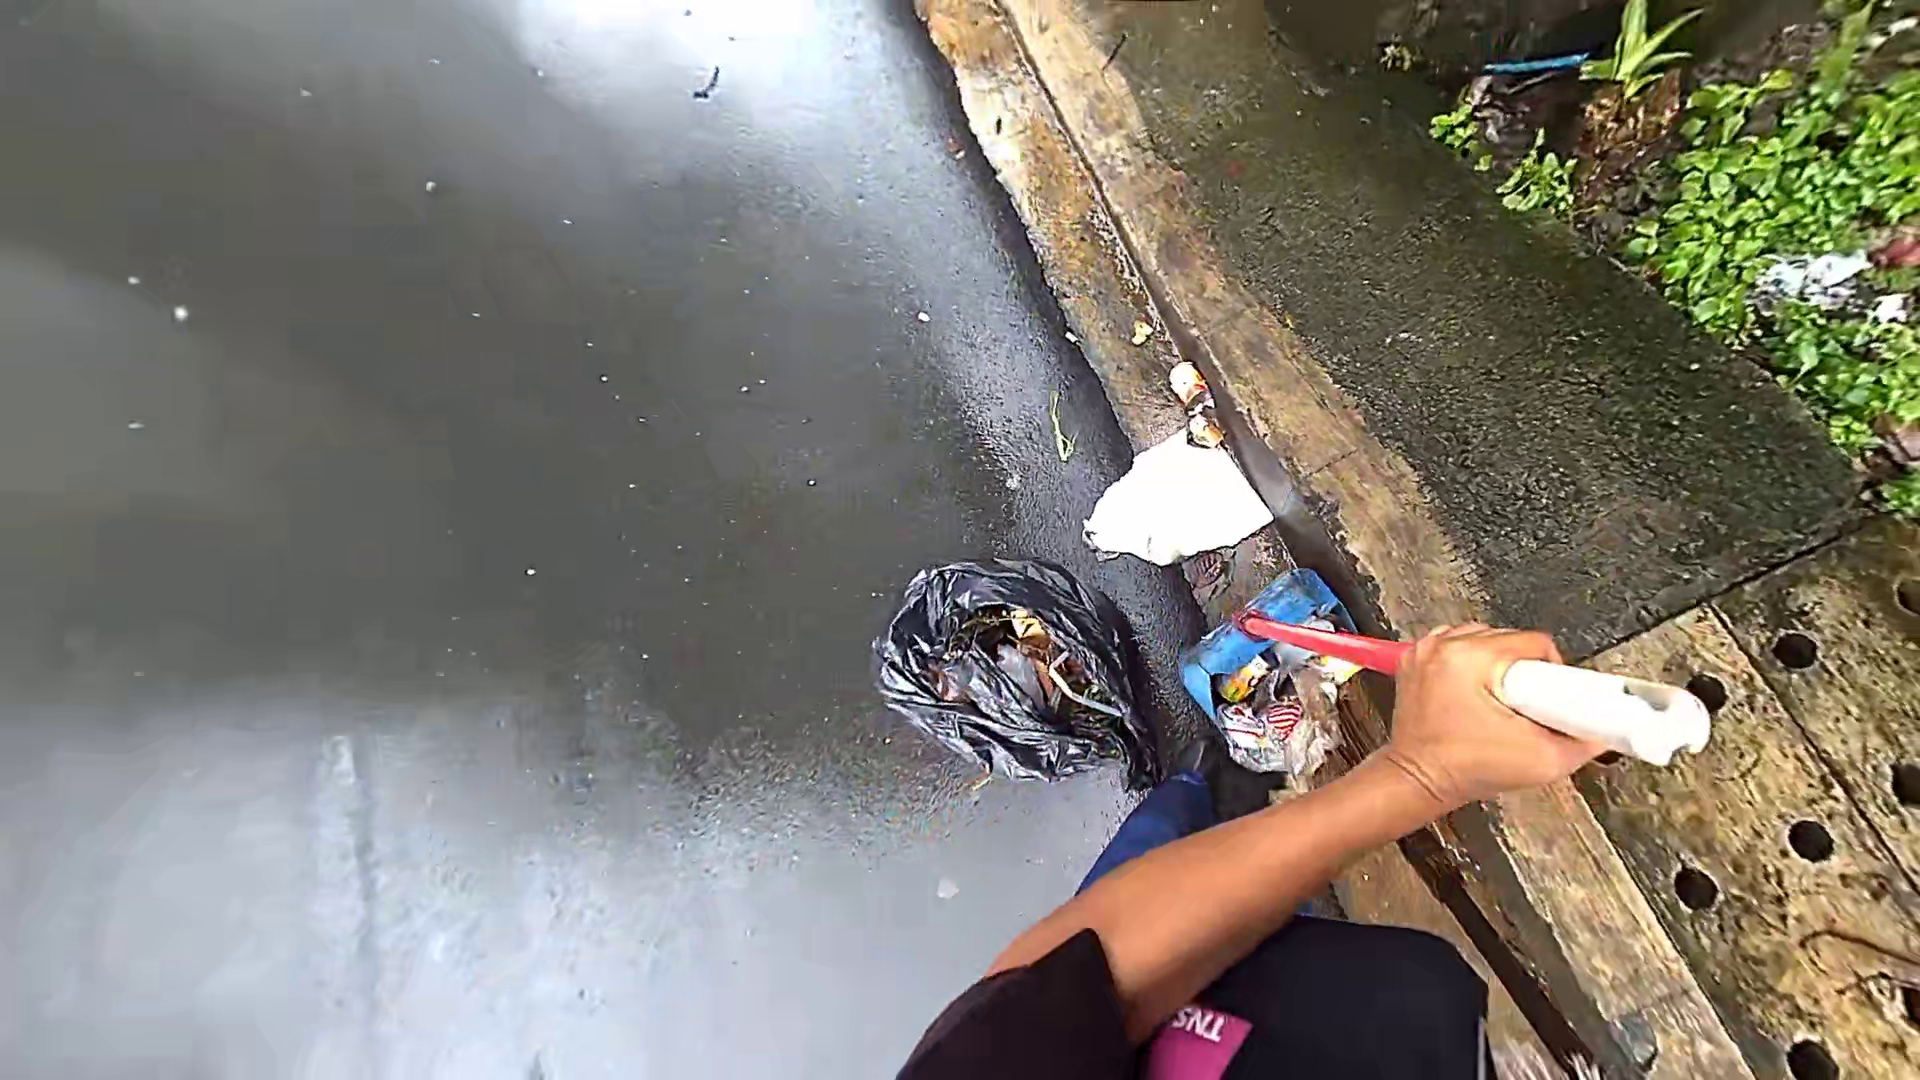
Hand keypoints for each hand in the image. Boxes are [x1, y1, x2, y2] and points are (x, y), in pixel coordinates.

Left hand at [1380, 624, 1605, 809]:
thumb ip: (1589, 739)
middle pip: (1502, 636)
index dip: (1553, 666)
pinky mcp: (1411, 664)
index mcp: (1468, 658)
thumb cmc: (1469, 765)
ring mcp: (1420, 653)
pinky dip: (1467, 660)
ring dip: (1495, 659)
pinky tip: (1480, 685)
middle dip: (1523, 664)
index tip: (1553, 692)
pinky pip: (1449, 647)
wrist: (1421, 775)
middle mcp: (1439, 647)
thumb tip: (1611, 727)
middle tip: (1531, 697)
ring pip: (1474, 638)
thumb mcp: (1548, 757)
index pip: (1531, 642)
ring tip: (1506, 692)